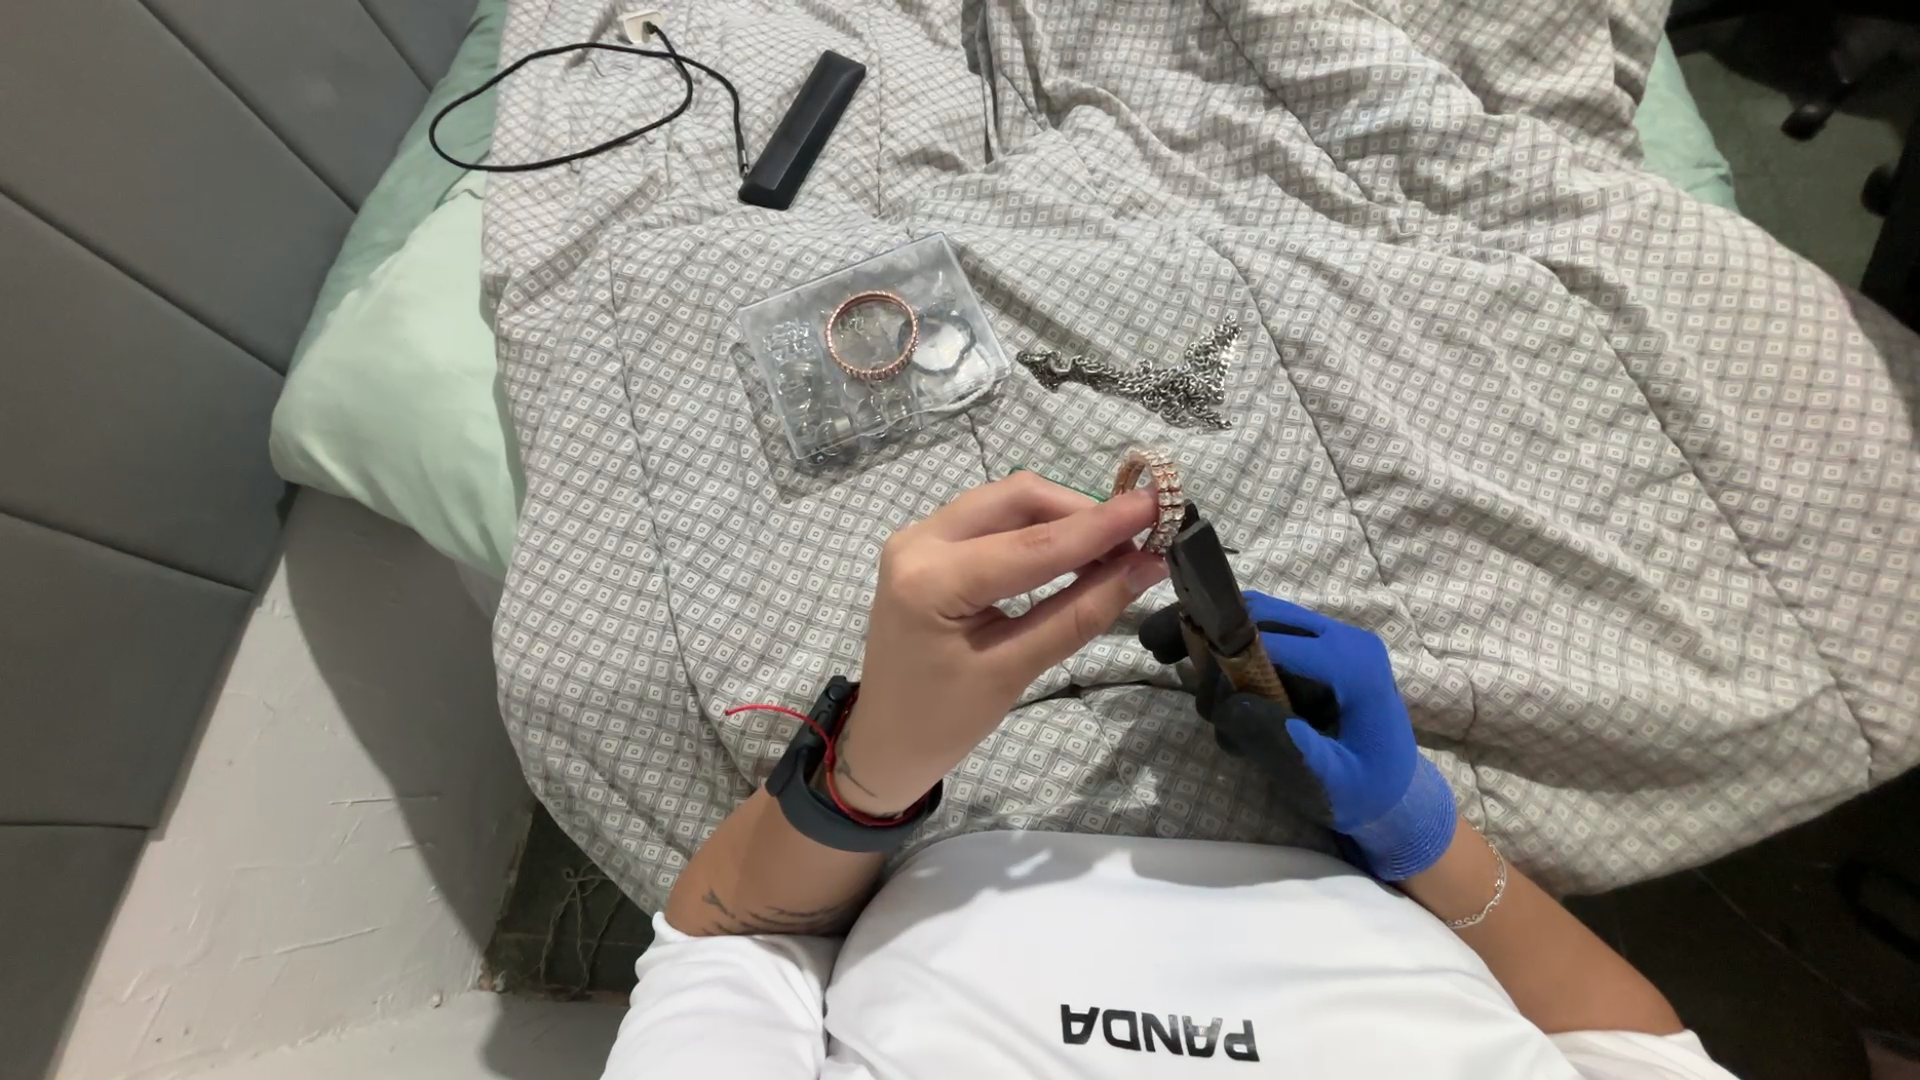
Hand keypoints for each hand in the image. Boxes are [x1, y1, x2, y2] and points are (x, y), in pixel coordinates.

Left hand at [831, 473, 1169, 815]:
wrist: (884, 739)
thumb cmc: (944, 721)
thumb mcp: (1016, 670)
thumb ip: (1081, 613)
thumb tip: (1145, 567)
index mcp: (930, 579)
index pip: (1033, 544)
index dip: (1101, 525)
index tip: (1160, 505)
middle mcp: (917, 541)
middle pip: (1016, 499)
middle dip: (1081, 510)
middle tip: (1138, 534)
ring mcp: (916, 537)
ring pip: (1004, 501)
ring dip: (1061, 515)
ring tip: (1114, 544)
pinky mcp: (925, 544)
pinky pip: (990, 517)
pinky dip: (1035, 526)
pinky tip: (1070, 548)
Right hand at [1140, 591, 1455, 879]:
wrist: (1393, 796)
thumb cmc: (1364, 792)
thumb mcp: (1327, 782)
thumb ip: (1283, 745)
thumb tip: (1230, 705)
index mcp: (1352, 663)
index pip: (1271, 640)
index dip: (1218, 650)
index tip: (1169, 661)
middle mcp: (1340, 638)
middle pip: (1257, 614)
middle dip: (1203, 629)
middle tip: (1156, 648)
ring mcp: (1325, 640)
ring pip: (1252, 618)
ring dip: (1209, 637)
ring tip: (1175, 666)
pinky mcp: (1310, 649)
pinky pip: (1257, 633)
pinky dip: (1222, 645)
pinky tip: (1197, 665)